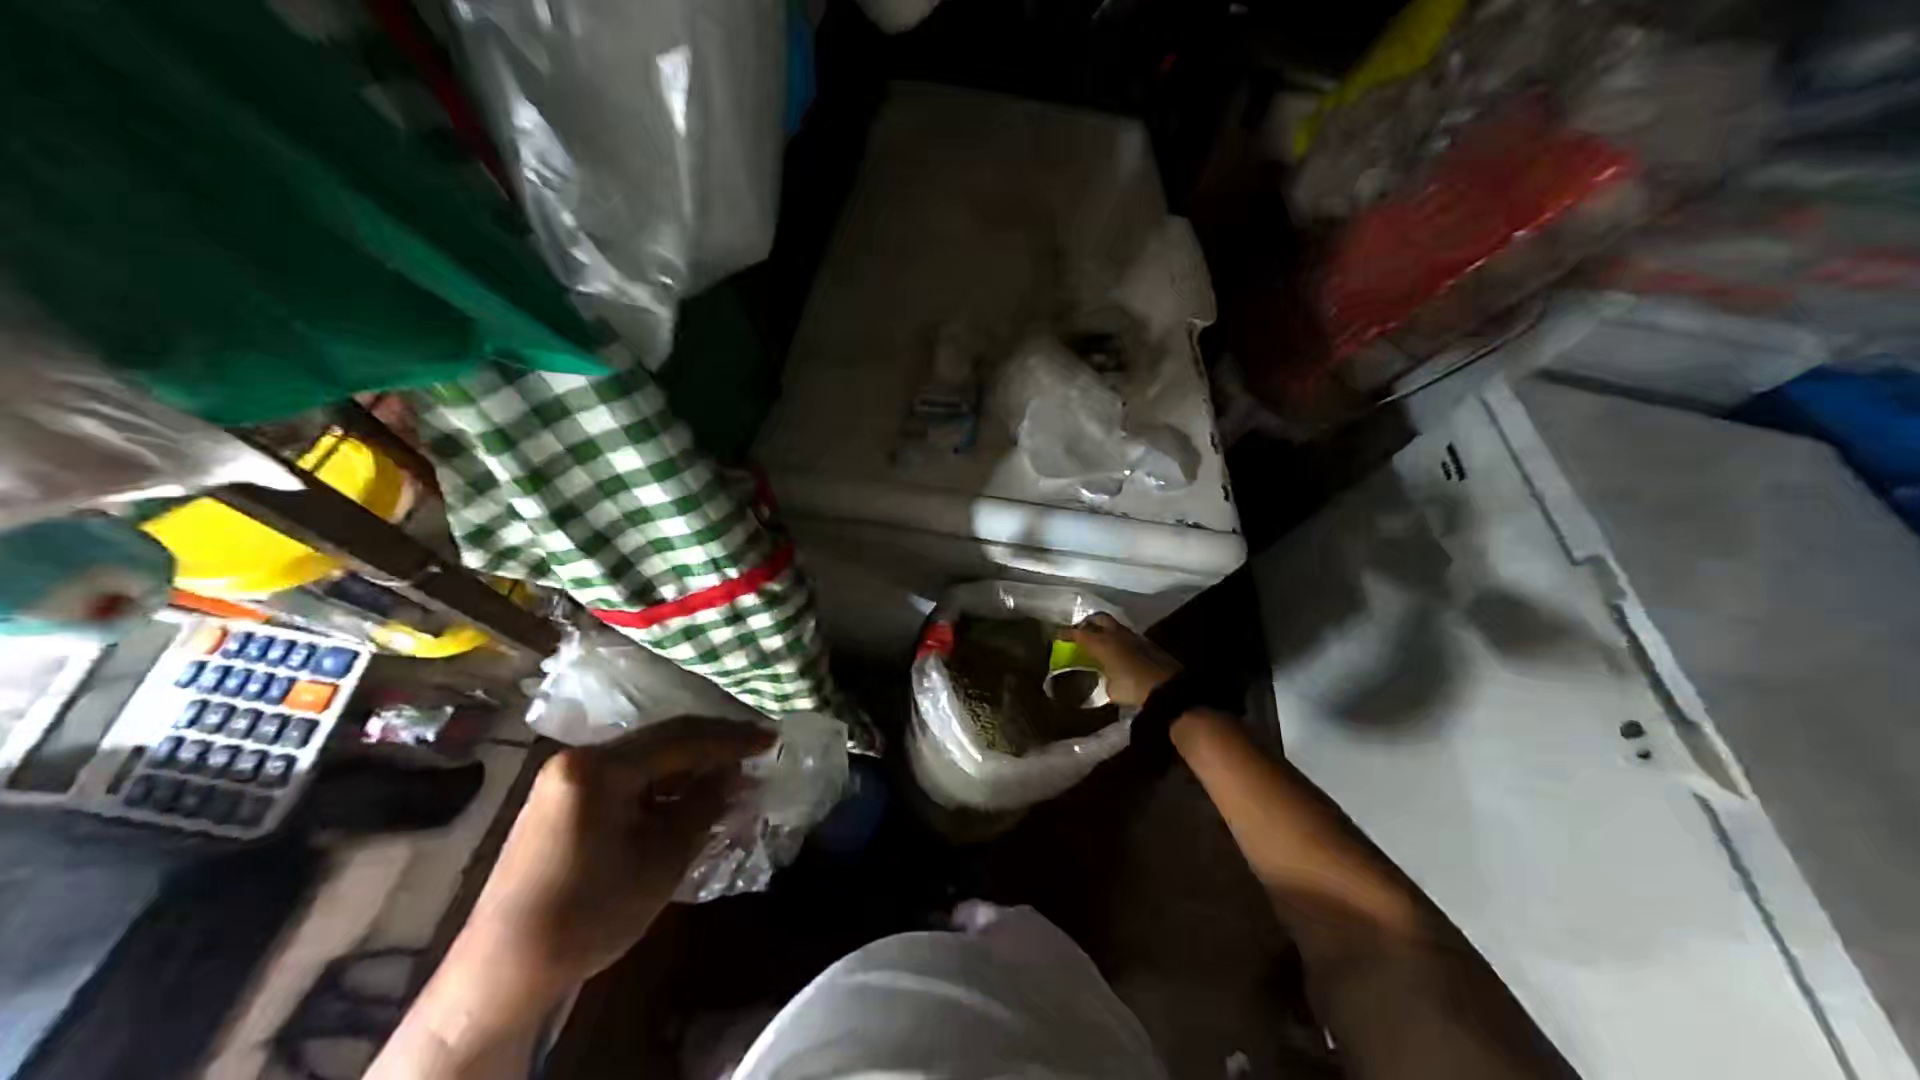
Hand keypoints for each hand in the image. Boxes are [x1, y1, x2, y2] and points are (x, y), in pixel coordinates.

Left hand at [457, 717, 772, 994]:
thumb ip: (702, 807)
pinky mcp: (562, 800)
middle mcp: (578, 758)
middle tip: (757, 747)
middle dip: (712, 745)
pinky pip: (625, 777)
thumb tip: (737, 775)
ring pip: (644, 757)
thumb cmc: (589, 912)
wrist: (504, 971)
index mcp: (598, 766)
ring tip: (731, 773)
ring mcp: (565, 778)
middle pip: (660, 740)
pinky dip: (661, 783)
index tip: (770, 739)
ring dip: (688, 765)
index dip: (730, 739)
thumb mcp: (661, 858)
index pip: (680, 739)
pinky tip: (689, 794)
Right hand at [1067, 613, 1181, 706]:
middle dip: (1087, 623)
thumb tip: (1105, 677)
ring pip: (1114, 625)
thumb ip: (1104, 678)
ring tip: (1099, 640)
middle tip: (1081, 632)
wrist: (1167, 687)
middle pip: (1098, 619)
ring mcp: (1133, 636)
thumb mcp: (1111, 689)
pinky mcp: (1146, 643)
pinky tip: (1117, 649)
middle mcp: (1116, 634)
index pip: (1080, 633)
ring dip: (1104, 629)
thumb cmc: (1133, 688)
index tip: (1058, 634)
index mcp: (1102, 643)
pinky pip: (1126, 635)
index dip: (1067, 633)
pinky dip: (1118, 638)